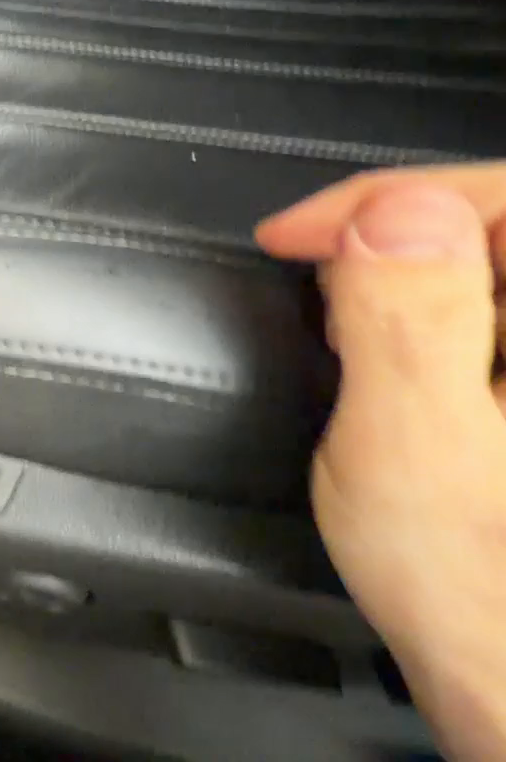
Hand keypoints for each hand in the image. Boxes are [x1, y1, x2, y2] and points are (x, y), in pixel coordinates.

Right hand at [258, 163, 505, 758]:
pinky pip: (495, 311)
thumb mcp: (414, 445)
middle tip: (311, 267)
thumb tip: (397, 210)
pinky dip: (439, 303)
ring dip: (415, 264)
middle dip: (400, 227)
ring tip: (341, 310)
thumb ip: (412, 322)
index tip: (298, 235)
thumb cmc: (472, 585)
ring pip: (495, 266)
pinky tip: (396, 346)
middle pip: (505, 227)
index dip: (393, 198)